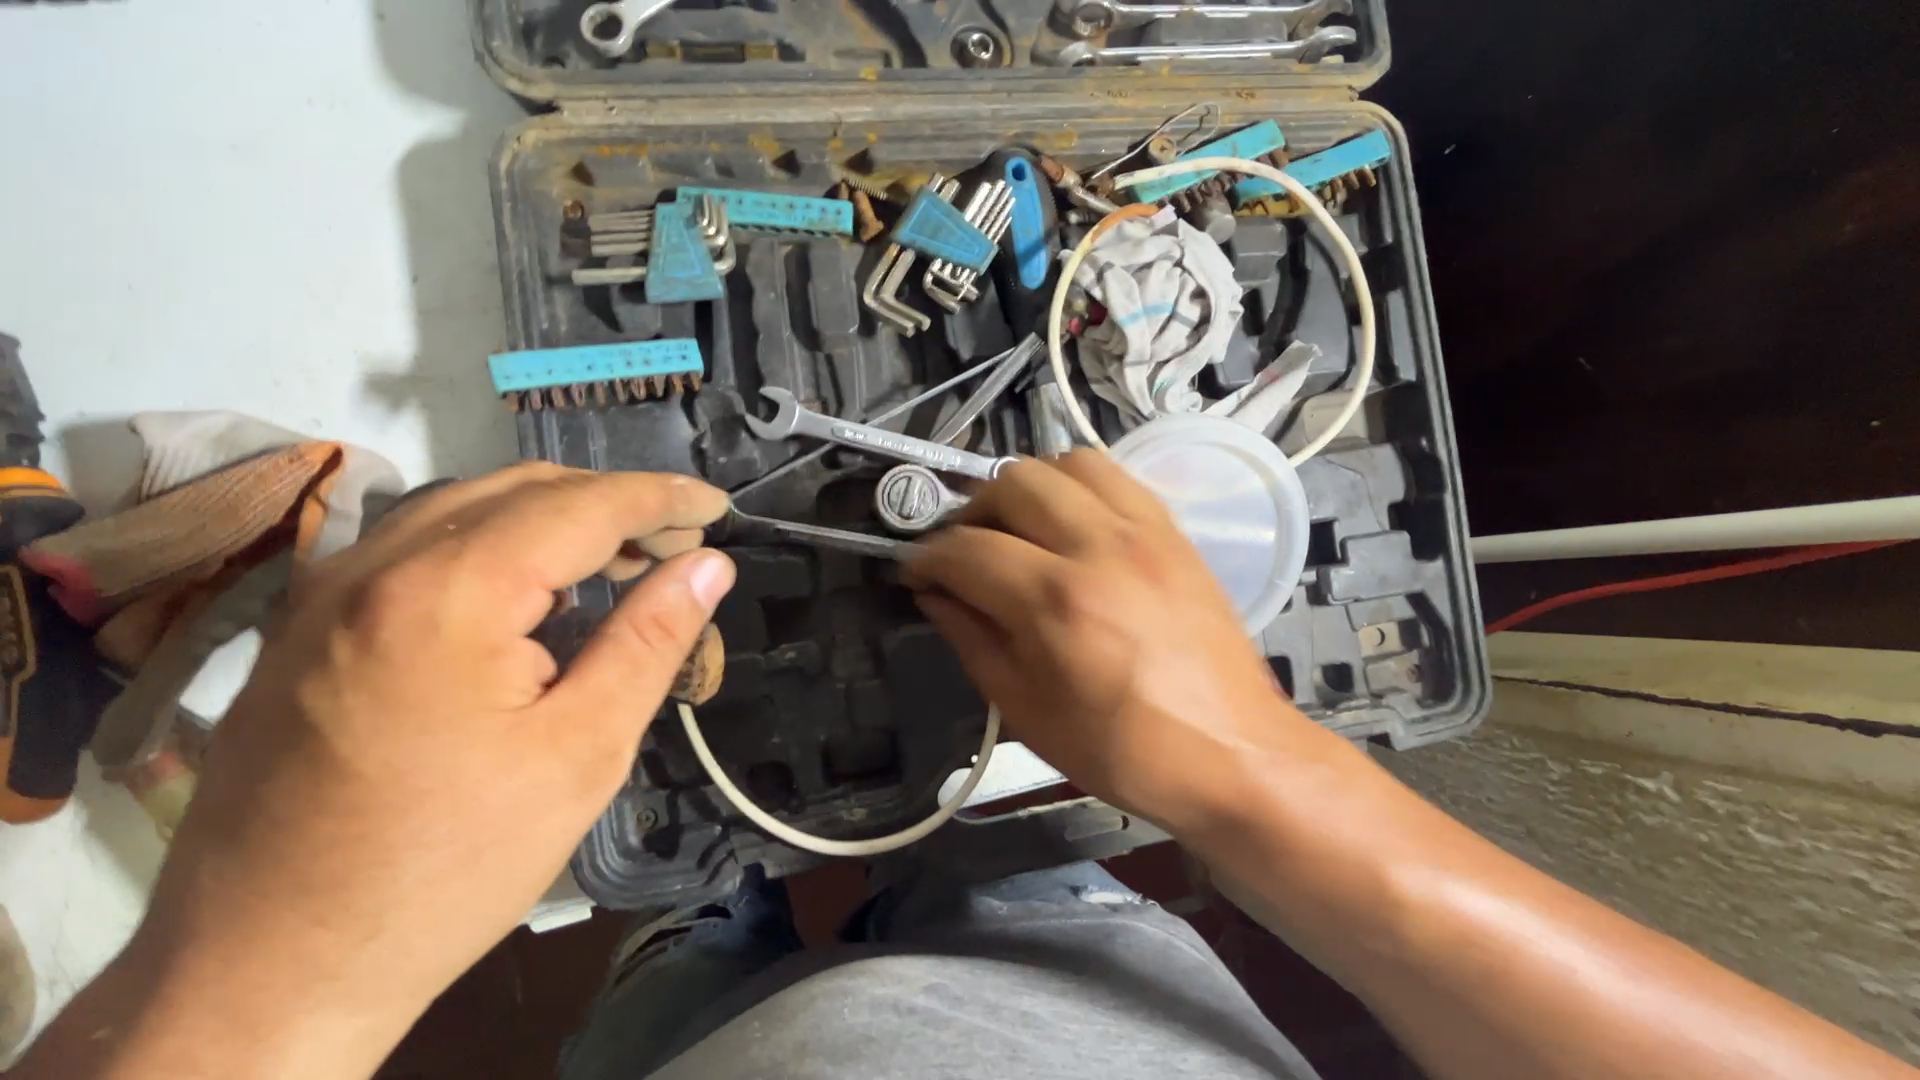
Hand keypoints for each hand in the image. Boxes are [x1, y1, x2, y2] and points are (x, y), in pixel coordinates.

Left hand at [121, 464, 735, 1074]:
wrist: (270, 968)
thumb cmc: (452, 864)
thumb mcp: (583, 753)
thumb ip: (651, 640)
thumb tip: (709, 564)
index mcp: (448, 591)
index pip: (580, 506)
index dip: (660, 496)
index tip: (719, 505)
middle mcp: (375, 564)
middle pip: (521, 491)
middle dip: (613, 505)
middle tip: (680, 544)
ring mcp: (326, 591)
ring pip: (466, 508)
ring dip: (554, 520)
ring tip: (620, 564)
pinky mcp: (305, 626)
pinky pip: (417, 545)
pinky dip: (495, 544)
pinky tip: (530, 592)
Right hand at [903, 450, 1304, 833]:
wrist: (1233, 754)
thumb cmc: (1125, 752)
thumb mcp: (1028, 713)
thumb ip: (973, 642)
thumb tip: (935, 597)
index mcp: (1056, 601)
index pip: (967, 549)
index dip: (926, 558)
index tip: (914, 573)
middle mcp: (1099, 546)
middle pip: (1013, 483)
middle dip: (971, 512)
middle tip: (964, 553)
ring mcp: (1144, 531)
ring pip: (1066, 463)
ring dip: (1027, 488)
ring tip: (1017, 529)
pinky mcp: (1174, 531)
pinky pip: (1116, 477)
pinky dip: (1077, 487)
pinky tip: (1069, 524)